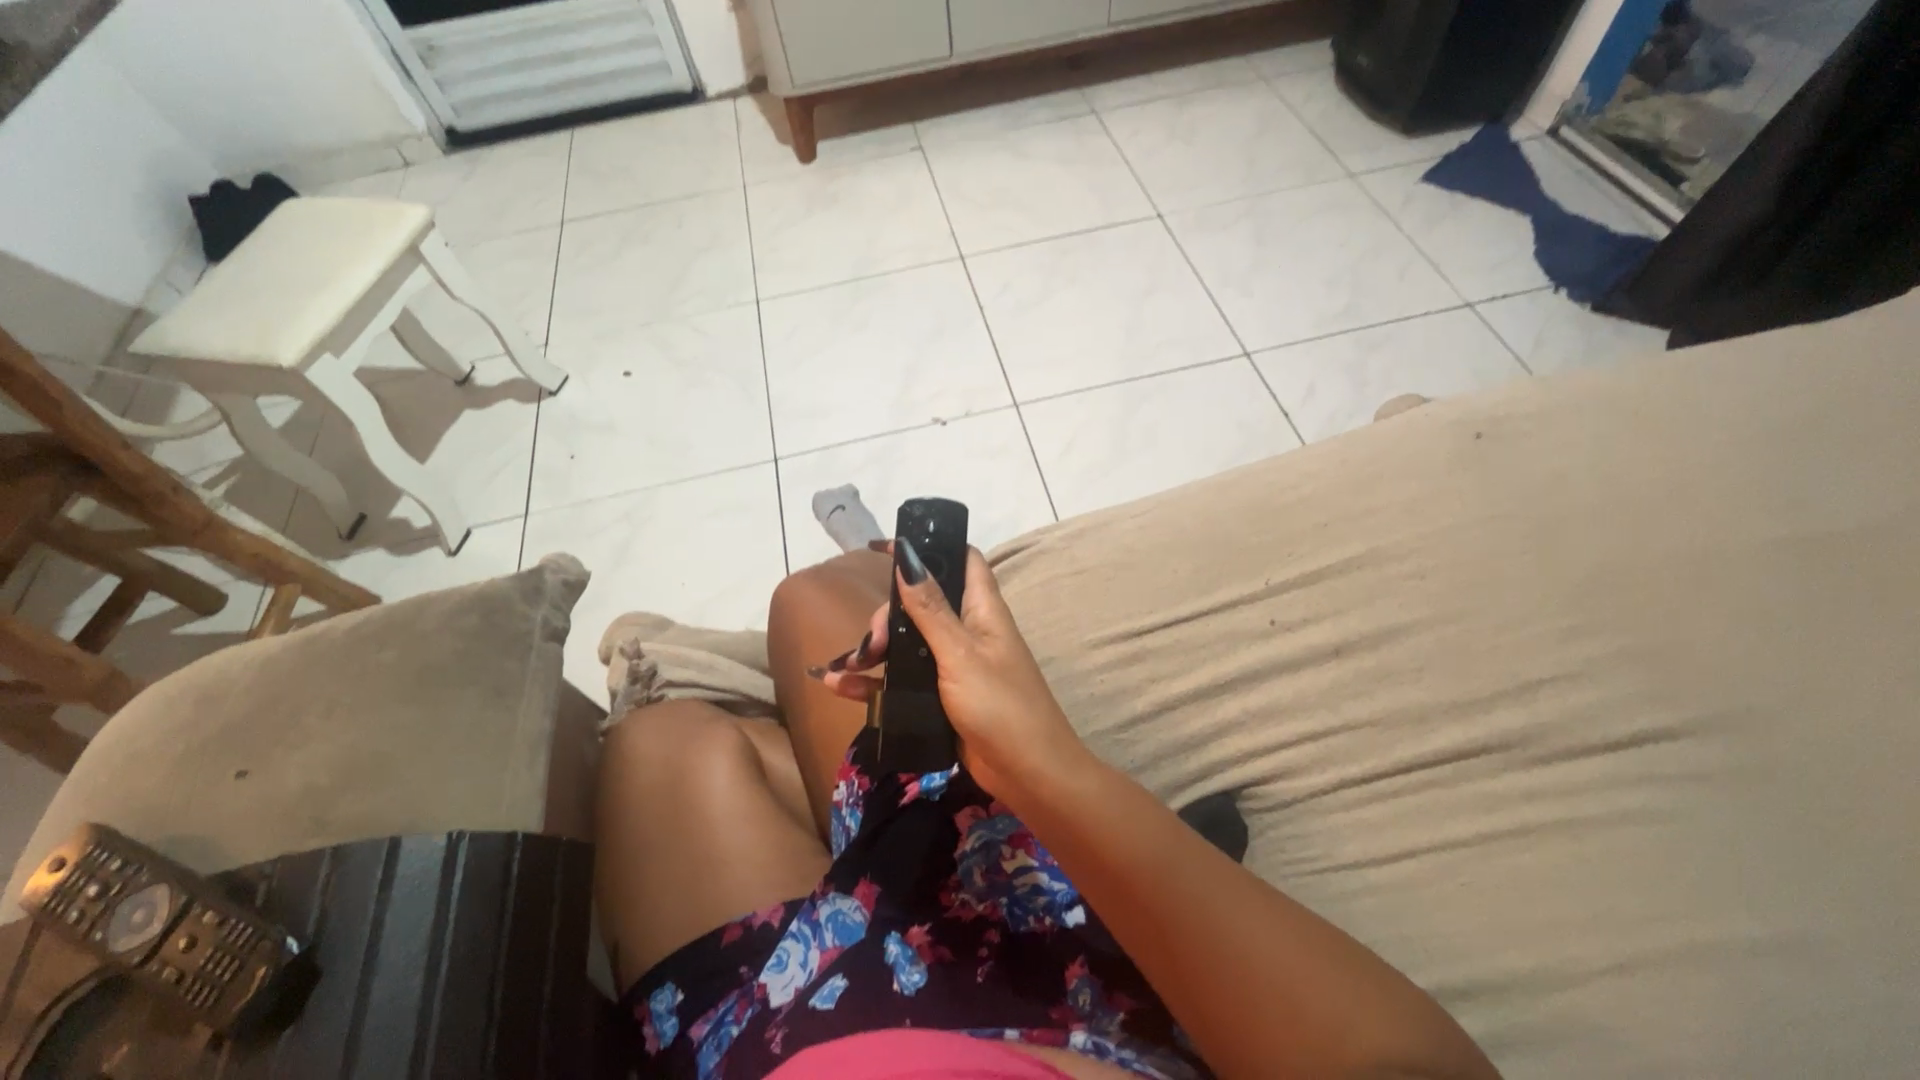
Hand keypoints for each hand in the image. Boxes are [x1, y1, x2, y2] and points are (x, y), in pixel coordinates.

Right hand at [816, 541, 1089, 796]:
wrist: (1027, 774)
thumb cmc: (1001, 707)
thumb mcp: (961, 655)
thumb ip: (931, 610)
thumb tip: (907, 558)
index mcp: (982, 611)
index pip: (960, 560)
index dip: (928, 547)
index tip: (885, 547)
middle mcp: (967, 632)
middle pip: (919, 604)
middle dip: (887, 617)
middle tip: (870, 645)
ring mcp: (953, 667)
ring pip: (905, 645)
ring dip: (873, 650)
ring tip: (847, 667)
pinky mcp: (939, 699)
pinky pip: (900, 683)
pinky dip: (872, 684)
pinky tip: (838, 687)